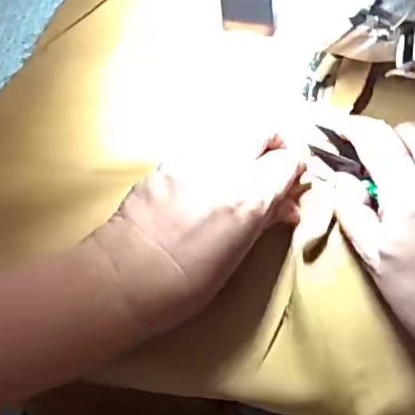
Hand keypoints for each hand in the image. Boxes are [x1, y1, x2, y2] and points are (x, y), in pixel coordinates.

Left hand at [86, 129, 305, 333]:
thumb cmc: (183, 284)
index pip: (287, 161)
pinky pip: (200, 146)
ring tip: (234, 177)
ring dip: (240, 147)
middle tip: (269, 169)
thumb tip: (285, 208)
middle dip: (271, 145)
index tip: (289, 184)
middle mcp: (222, 169)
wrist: (122, 276)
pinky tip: (202, 183)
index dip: (293, 171)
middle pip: (262, 130)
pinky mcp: (164, 161)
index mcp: (246, 199)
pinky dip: (212, 157)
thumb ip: (262, 222)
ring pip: (230, 132)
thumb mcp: (235, 257)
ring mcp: (190, 160)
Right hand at [321, 116, 414, 376]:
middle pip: (413, 133)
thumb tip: (342, 179)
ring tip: (414, 200)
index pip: (376, 138)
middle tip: (374, 168)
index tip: (338, 128)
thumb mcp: (375, 261)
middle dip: (388, 142)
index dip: (351, 127)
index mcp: (413, 195)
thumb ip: (353, 211)